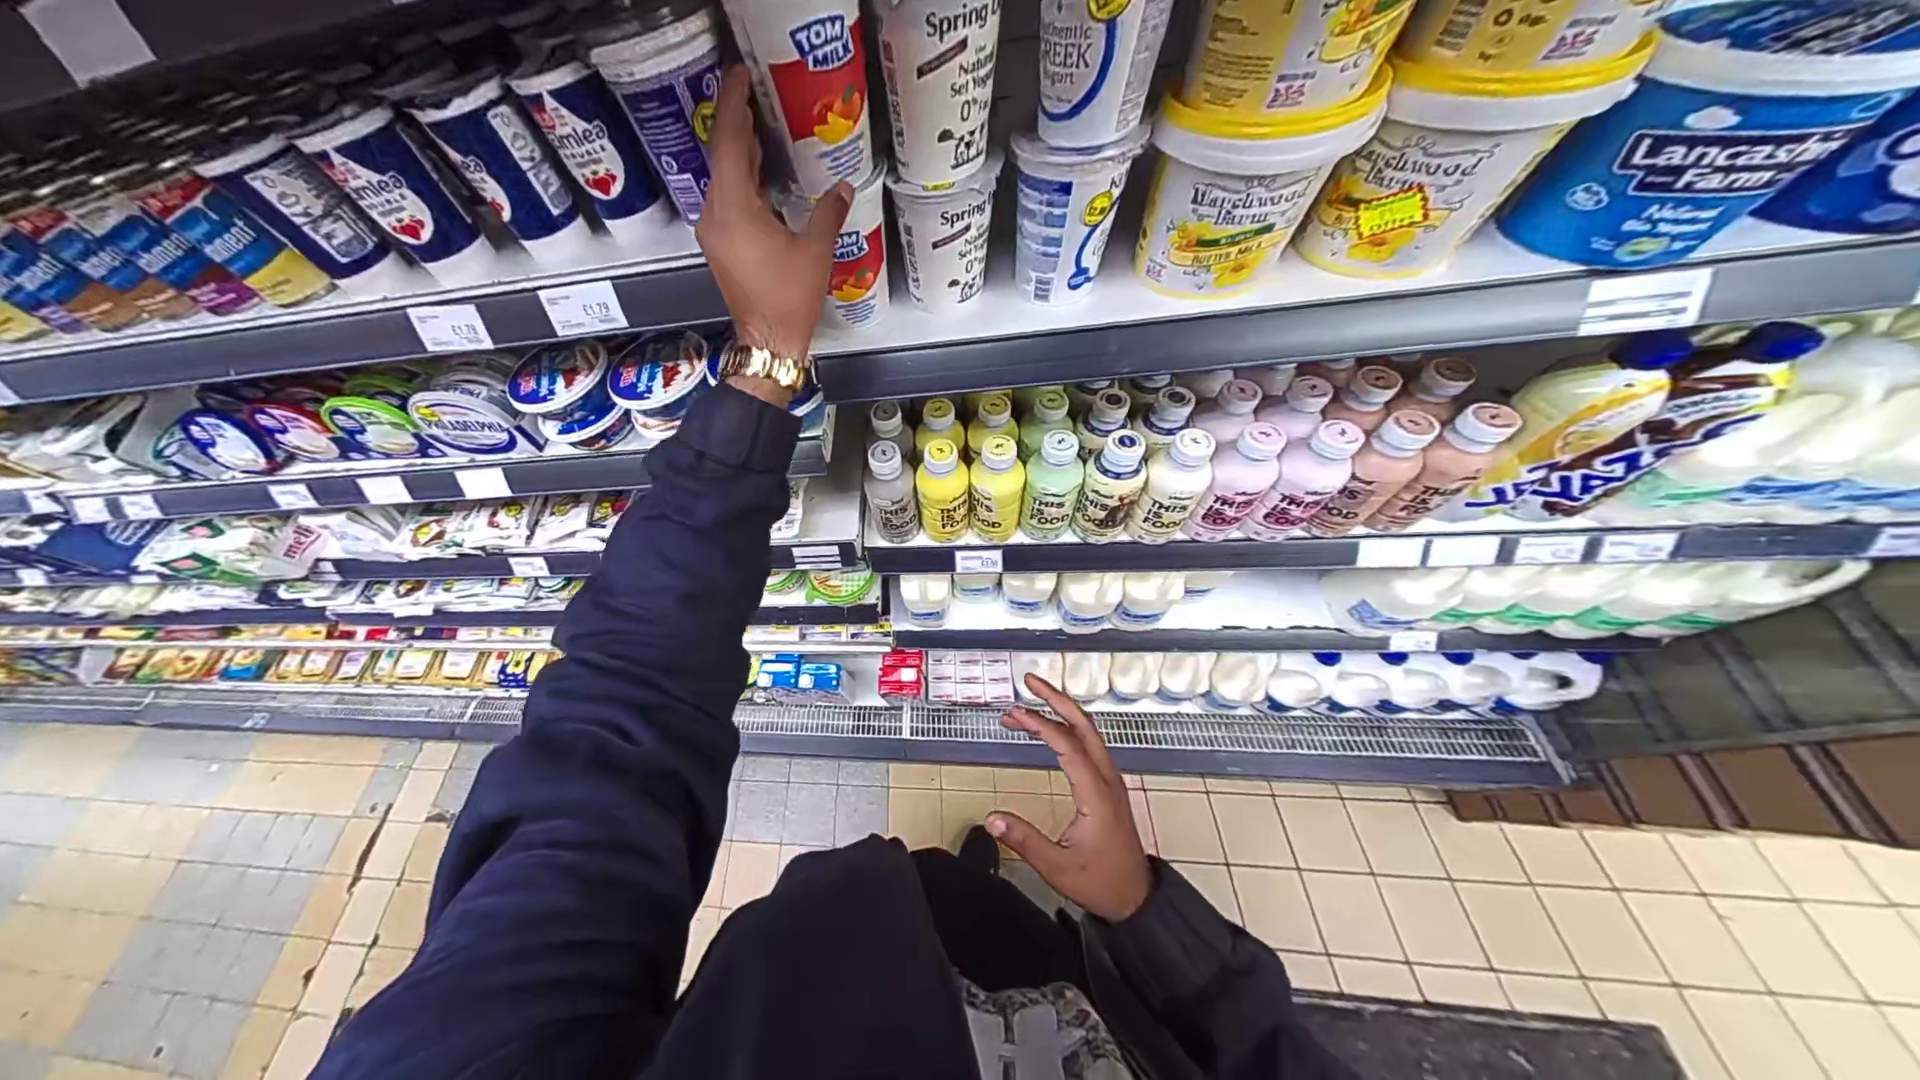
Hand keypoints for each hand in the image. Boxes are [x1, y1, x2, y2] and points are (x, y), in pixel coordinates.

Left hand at [695, 64, 850, 363]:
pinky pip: (727, 200)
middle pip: (722, 157)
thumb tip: (843, 187)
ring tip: (761, 128)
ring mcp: (714, 231)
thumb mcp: (815, 253)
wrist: (768, 339)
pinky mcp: (720, 245)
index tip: (740, 76)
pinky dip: (741, 181)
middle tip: (755, 94)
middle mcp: (715, 214)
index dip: (734, 106)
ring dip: (740, 153)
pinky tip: (760, 174)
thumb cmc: (789, 299)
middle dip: (738, 124)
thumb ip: (828, 213)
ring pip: (723, 179)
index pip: (728, 143)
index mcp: (734, 209)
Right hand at [988, 674, 1152, 921]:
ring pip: (1088, 732)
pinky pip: (1088, 744)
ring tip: (1029, 705)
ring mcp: (1110, 779)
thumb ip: (1024, 841)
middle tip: (1030, 682)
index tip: (1015, 713)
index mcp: (1097, 793)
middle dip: (1056, 699)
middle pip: (1084, 725)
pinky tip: (1050, 731)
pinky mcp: (1107, 785)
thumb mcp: (1058, 868)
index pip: (1068, 746)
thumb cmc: (1102, 882)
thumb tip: (992, 818)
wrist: (1136, 897)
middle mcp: (1107, 778)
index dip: (1040, 725)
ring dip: (1061, 712)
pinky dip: (1067, 728)